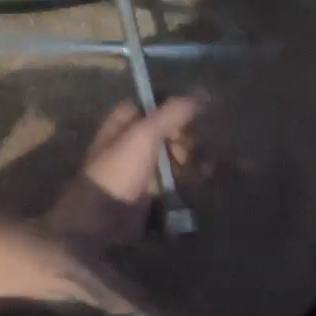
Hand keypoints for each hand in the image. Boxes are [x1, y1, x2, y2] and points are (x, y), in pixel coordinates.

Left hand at [43, 97, 199, 242]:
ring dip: (199, 158)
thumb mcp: (143, 136)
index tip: (201, 116)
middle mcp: (136, 138)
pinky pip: (180, 178)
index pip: (160, 103)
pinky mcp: (154, 190)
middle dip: (193, 137)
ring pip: (180, 153)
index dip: (181, 108)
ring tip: (217, 168)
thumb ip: (172, 112)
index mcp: (126, 120)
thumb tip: (203, 93)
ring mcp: (145, 165)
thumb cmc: (117, 172)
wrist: (98, 223)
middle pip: (174, 129)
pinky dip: (195, 177)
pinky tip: (209, 179)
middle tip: (198, 150)